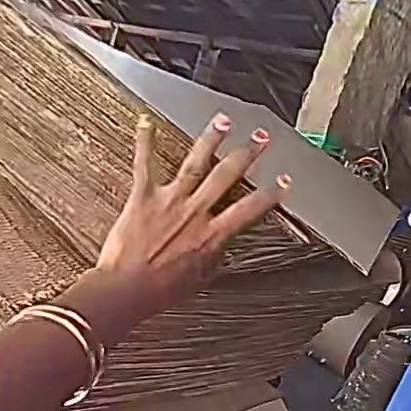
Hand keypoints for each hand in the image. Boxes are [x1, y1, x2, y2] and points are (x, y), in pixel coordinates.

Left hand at [63, 111, 285, 339]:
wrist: (126, 289)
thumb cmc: (160, 290)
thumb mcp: (199, 279)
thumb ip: (213, 256)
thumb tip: (221, 247)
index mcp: (212, 235)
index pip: (250, 209)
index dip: (271, 194)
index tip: (284, 181)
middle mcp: (195, 212)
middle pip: (227, 175)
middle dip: (248, 154)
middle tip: (262, 138)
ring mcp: (170, 201)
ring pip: (196, 162)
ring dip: (212, 139)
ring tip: (224, 120)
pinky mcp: (143, 197)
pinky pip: (145, 164)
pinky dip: (145, 141)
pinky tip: (146, 122)